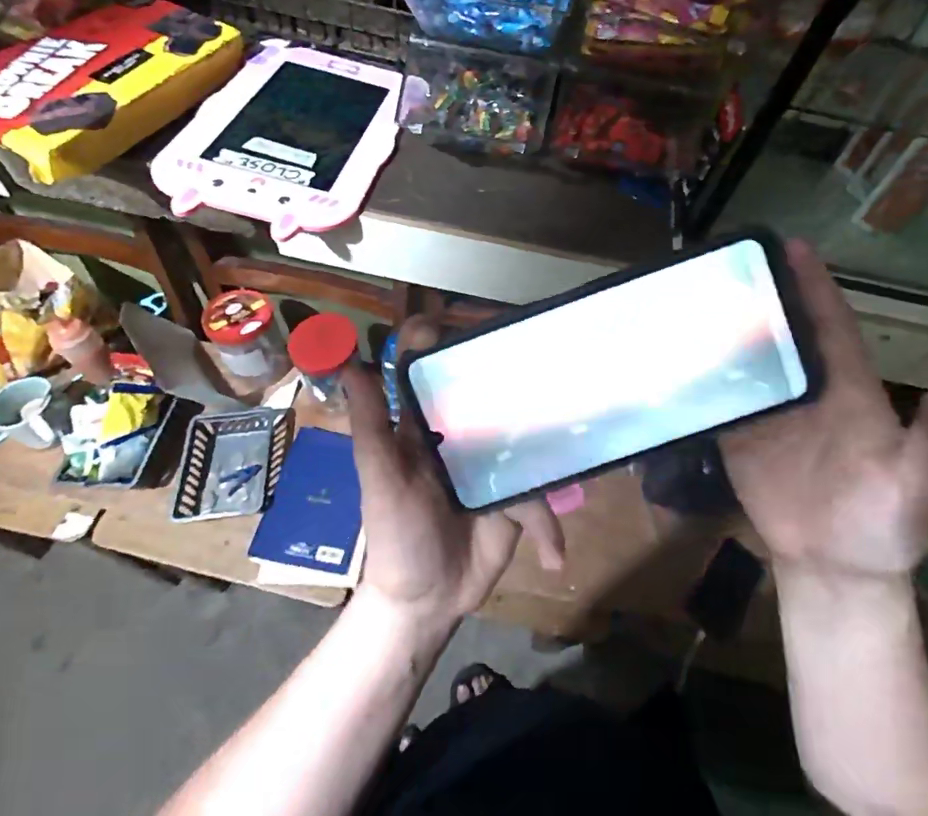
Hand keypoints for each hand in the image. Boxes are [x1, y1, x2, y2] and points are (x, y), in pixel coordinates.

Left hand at [343, 317, 564, 629]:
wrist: (425, 603)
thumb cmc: (395, 536)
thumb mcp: (379, 479)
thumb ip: (371, 426)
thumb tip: (350, 364)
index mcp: (421, 425)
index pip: (425, 370)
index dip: (433, 341)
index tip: (451, 323)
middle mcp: (458, 435)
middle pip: (484, 389)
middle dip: (508, 371)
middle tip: (537, 351)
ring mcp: (490, 464)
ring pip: (523, 434)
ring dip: (547, 436)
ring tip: (577, 420)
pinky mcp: (516, 497)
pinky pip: (540, 496)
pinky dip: (548, 528)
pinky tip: (553, 557)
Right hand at [723, 240, 927, 586]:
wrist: (836, 570)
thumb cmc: (886, 526)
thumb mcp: (923, 483)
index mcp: (849, 388)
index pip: (829, 324)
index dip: (813, 285)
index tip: (791, 244)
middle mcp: (805, 389)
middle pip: (778, 331)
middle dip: (757, 293)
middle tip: (725, 260)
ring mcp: (768, 411)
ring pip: (743, 357)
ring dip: (721, 327)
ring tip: (691, 293)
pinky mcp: (738, 434)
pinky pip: (717, 396)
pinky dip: (697, 372)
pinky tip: (674, 349)